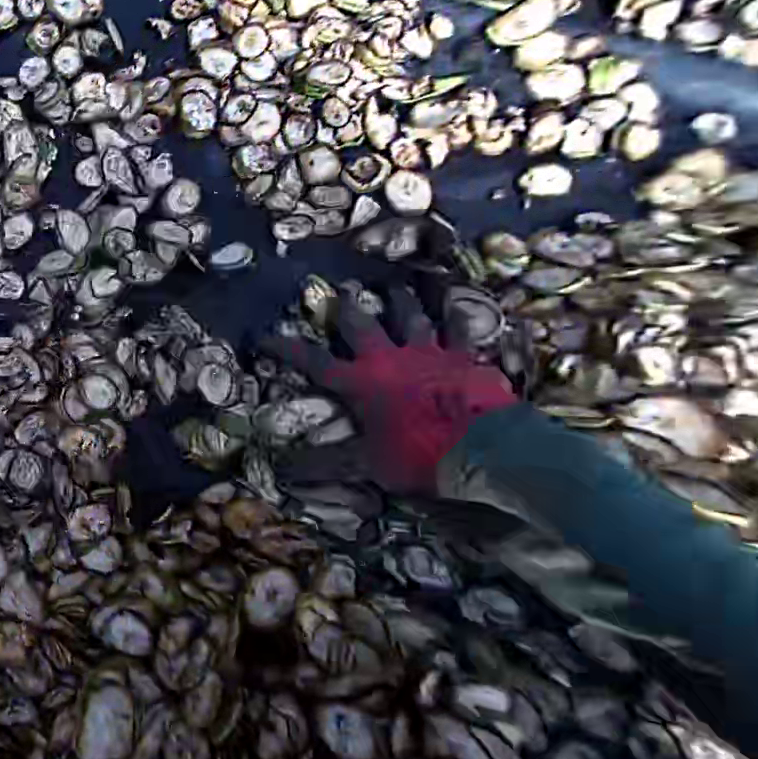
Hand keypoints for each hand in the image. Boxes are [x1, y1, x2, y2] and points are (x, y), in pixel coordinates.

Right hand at [262, 289, 517, 496]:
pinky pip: (460, 331)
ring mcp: (428, 355)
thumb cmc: (422, 455)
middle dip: (346, 306)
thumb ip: (326, 463)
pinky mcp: (465, 359)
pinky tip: (457, 305)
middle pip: (360, 324)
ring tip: (396, 287)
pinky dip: (456, 317)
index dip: (285, 347)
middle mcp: (387, 360)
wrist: (493, 450)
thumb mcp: (368, 465)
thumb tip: (281, 471)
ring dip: (401, 302)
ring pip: (410, 319)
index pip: (310, 360)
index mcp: (357, 382)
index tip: (264, 337)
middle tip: (341, 288)